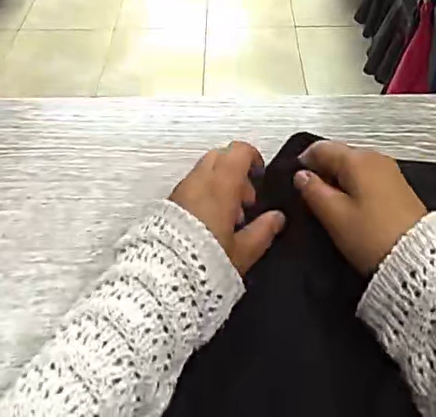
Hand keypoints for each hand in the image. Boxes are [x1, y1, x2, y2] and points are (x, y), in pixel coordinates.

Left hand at [168, 141, 284, 275]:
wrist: (159, 284)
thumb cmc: (201, 264)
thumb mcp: (243, 251)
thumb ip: (263, 231)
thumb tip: (276, 220)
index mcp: (222, 185)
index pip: (240, 151)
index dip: (253, 158)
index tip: (259, 174)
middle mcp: (199, 182)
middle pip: (221, 156)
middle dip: (235, 170)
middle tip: (244, 197)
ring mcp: (180, 192)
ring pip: (203, 172)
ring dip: (218, 184)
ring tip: (226, 216)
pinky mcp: (166, 207)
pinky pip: (189, 189)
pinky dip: (201, 196)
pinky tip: (207, 225)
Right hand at [294, 140, 427, 273]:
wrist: (416, 254)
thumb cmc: (371, 235)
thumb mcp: (335, 216)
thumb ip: (314, 192)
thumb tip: (301, 175)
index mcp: (358, 159)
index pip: (322, 148)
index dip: (304, 161)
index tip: (293, 180)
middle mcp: (375, 157)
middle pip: (340, 154)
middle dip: (321, 169)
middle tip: (306, 194)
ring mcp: (388, 169)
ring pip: (354, 165)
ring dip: (337, 177)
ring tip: (325, 203)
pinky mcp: (396, 184)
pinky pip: (367, 175)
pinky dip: (353, 183)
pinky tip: (348, 204)